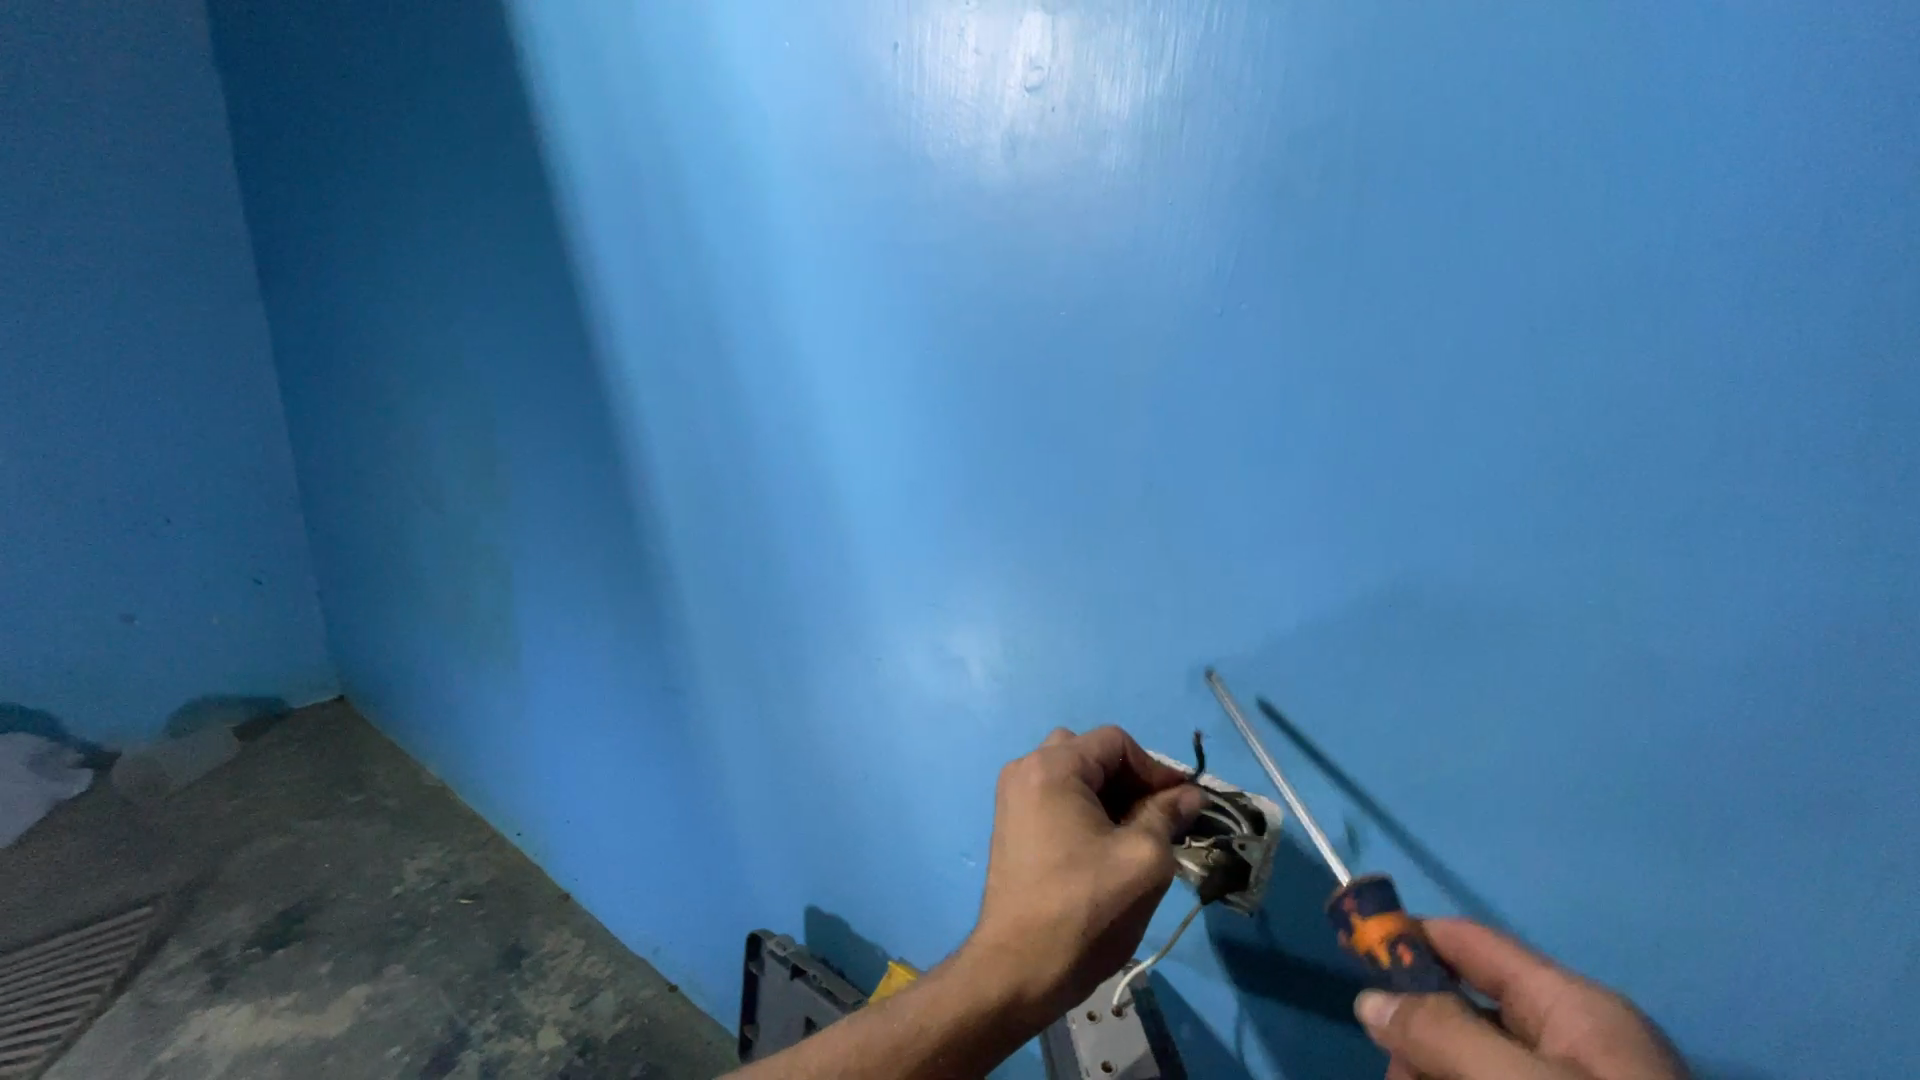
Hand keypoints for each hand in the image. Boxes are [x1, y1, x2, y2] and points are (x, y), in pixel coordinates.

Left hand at [959, 726, 1206, 1024]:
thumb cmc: (1085, 908)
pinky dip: (1085, 811)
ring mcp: (1013, 799)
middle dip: (1130, 780)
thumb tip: (1189, 794)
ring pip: (1073, 777)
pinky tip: (1106, 848)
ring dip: (1109, 796)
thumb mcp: (1143, 859)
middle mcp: (1025, 770)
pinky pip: (1055, 799)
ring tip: (1137, 836)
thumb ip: (1167, 815)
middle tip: (1158, 819)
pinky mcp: (1011, 826)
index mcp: (1052, 767)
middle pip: (1090, 753)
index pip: (1115, 741)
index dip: (1154, 769)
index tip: (1181, 806)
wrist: (1019, 968)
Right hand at [1355, 918, 1689, 1079]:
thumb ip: (1442, 1035)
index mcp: (1574, 1006)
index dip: (1404, 937)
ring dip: (1430, 1070)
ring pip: (1474, 1058)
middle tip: (1390, 1072)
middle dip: (1416, 1034)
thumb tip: (1368, 997)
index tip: (1346, 951)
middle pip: (1465, 1006)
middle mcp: (1574, 1039)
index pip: (1467, 942)